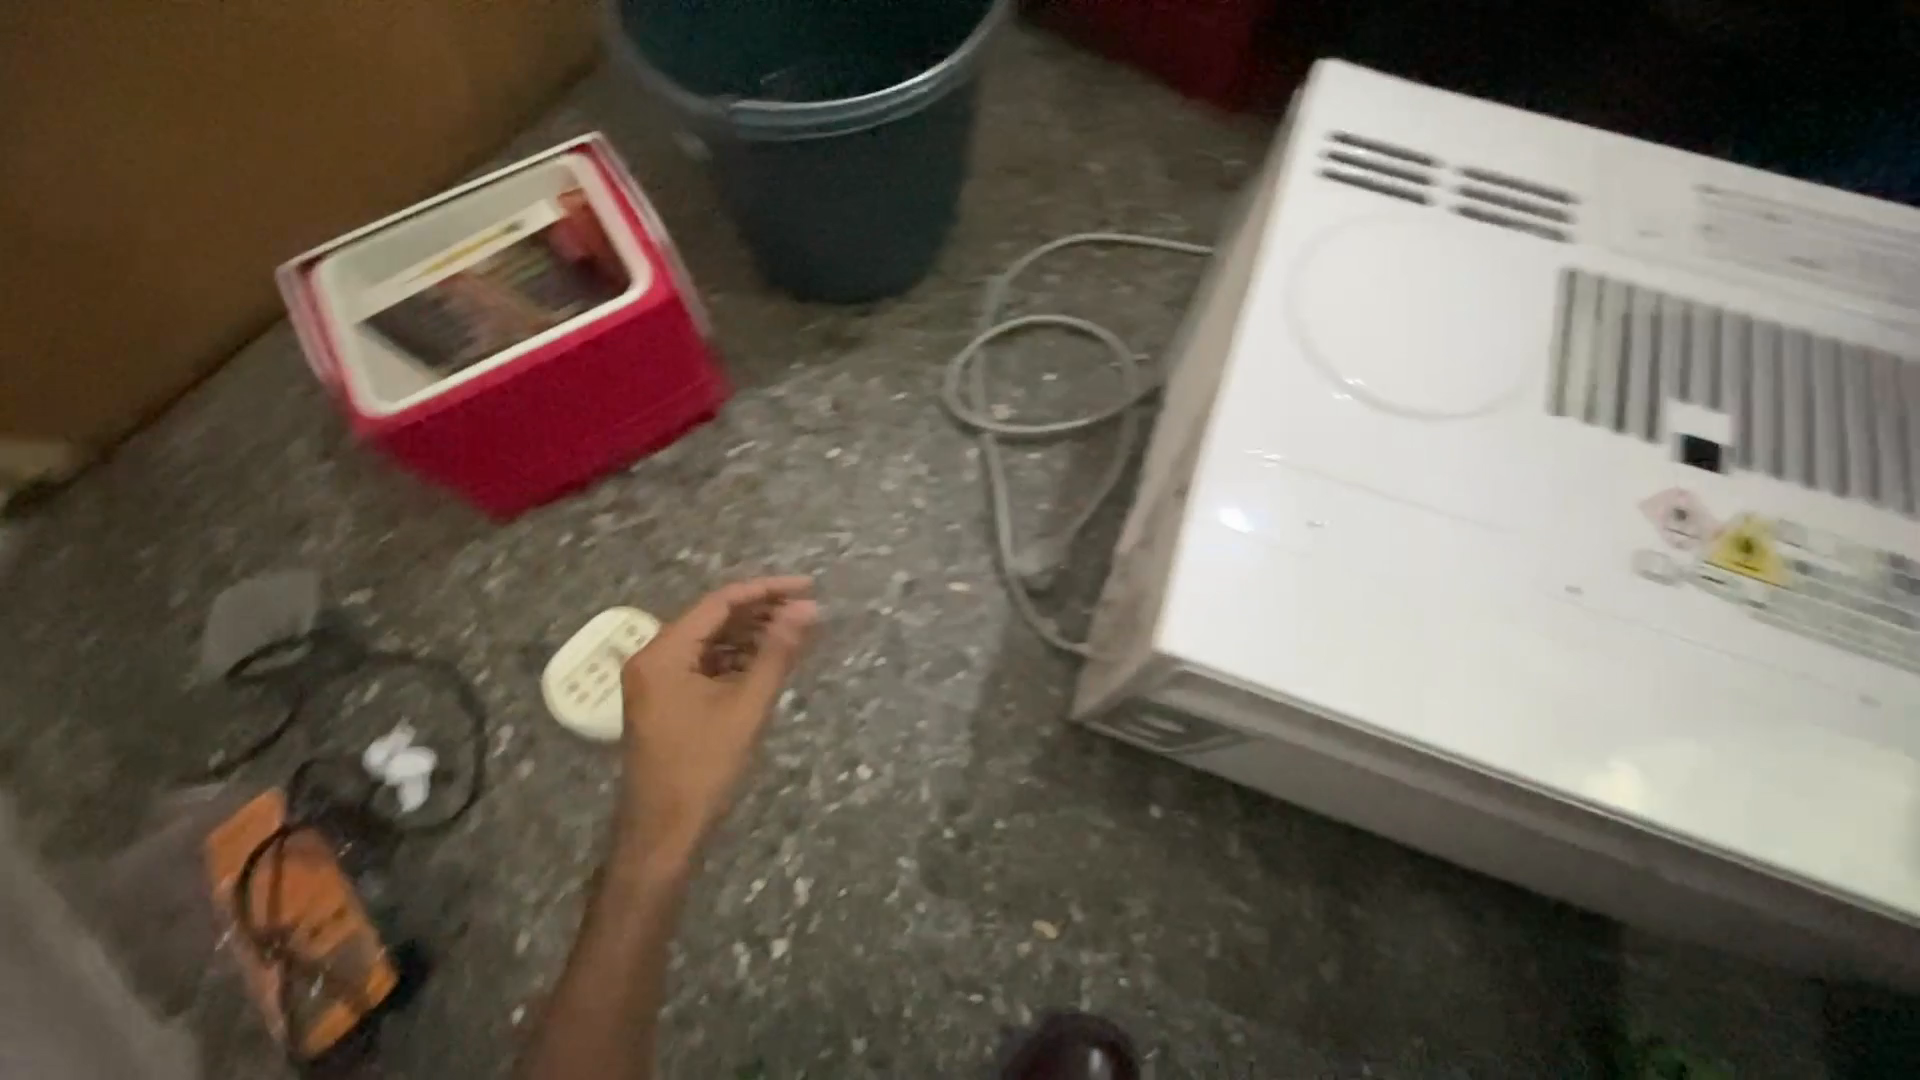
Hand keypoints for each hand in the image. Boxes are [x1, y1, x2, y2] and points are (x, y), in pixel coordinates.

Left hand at [618, 577, 817, 862]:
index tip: (808, 588)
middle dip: (761, 612)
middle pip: (713, 619)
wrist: (663, 833)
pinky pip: (704, 666)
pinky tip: (768, 663)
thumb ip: (777, 653)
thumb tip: (808, 609)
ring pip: (710, 643)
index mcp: (663, 653)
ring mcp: (657, 681)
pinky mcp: (666, 701)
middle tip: (808, 611)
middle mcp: (653, 658)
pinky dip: (736, 661)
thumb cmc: (703, 768)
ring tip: (796, 633)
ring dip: (751, 636)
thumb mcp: (747, 706)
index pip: (720, 602)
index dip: (767, 590)